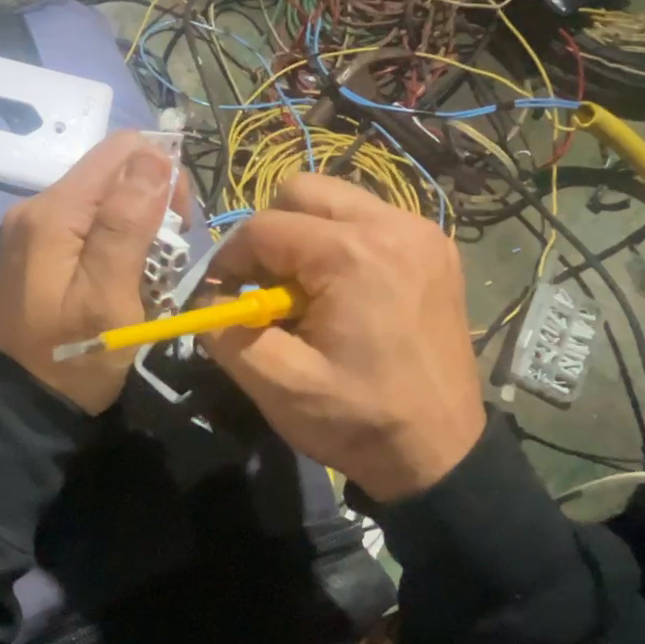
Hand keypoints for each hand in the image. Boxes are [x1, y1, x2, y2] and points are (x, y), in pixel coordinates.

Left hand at [0, 131, 184, 412]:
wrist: (28, 404)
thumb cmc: (77, 356)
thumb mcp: (108, 296)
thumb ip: (126, 224)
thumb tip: (154, 155)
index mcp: (52, 213)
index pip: (121, 151)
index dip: (163, 175)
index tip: (180, 226)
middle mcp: (35, 208)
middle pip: (111, 171)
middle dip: (151, 202)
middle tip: (166, 255)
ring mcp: (32, 230)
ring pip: (101, 198)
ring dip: (135, 225)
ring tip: (146, 271)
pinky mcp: (36, 250)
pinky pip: (85, 224)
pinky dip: (113, 241)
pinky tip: (121, 275)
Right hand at [203, 175, 483, 500]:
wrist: (440, 452)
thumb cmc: (356, 420)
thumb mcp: (278, 385)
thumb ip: (226, 335)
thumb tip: (204, 302)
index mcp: (353, 256)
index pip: (263, 227)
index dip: (227, 261)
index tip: (218, 298)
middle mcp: (394, 226)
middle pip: (303, 191)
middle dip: (267, 234)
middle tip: (260, 287)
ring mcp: (423, 234)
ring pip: (338, 202)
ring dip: (303, 237)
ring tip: (299, 294)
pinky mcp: (436, 251)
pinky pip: (370, 222)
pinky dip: (338, 246)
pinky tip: (337, 295)